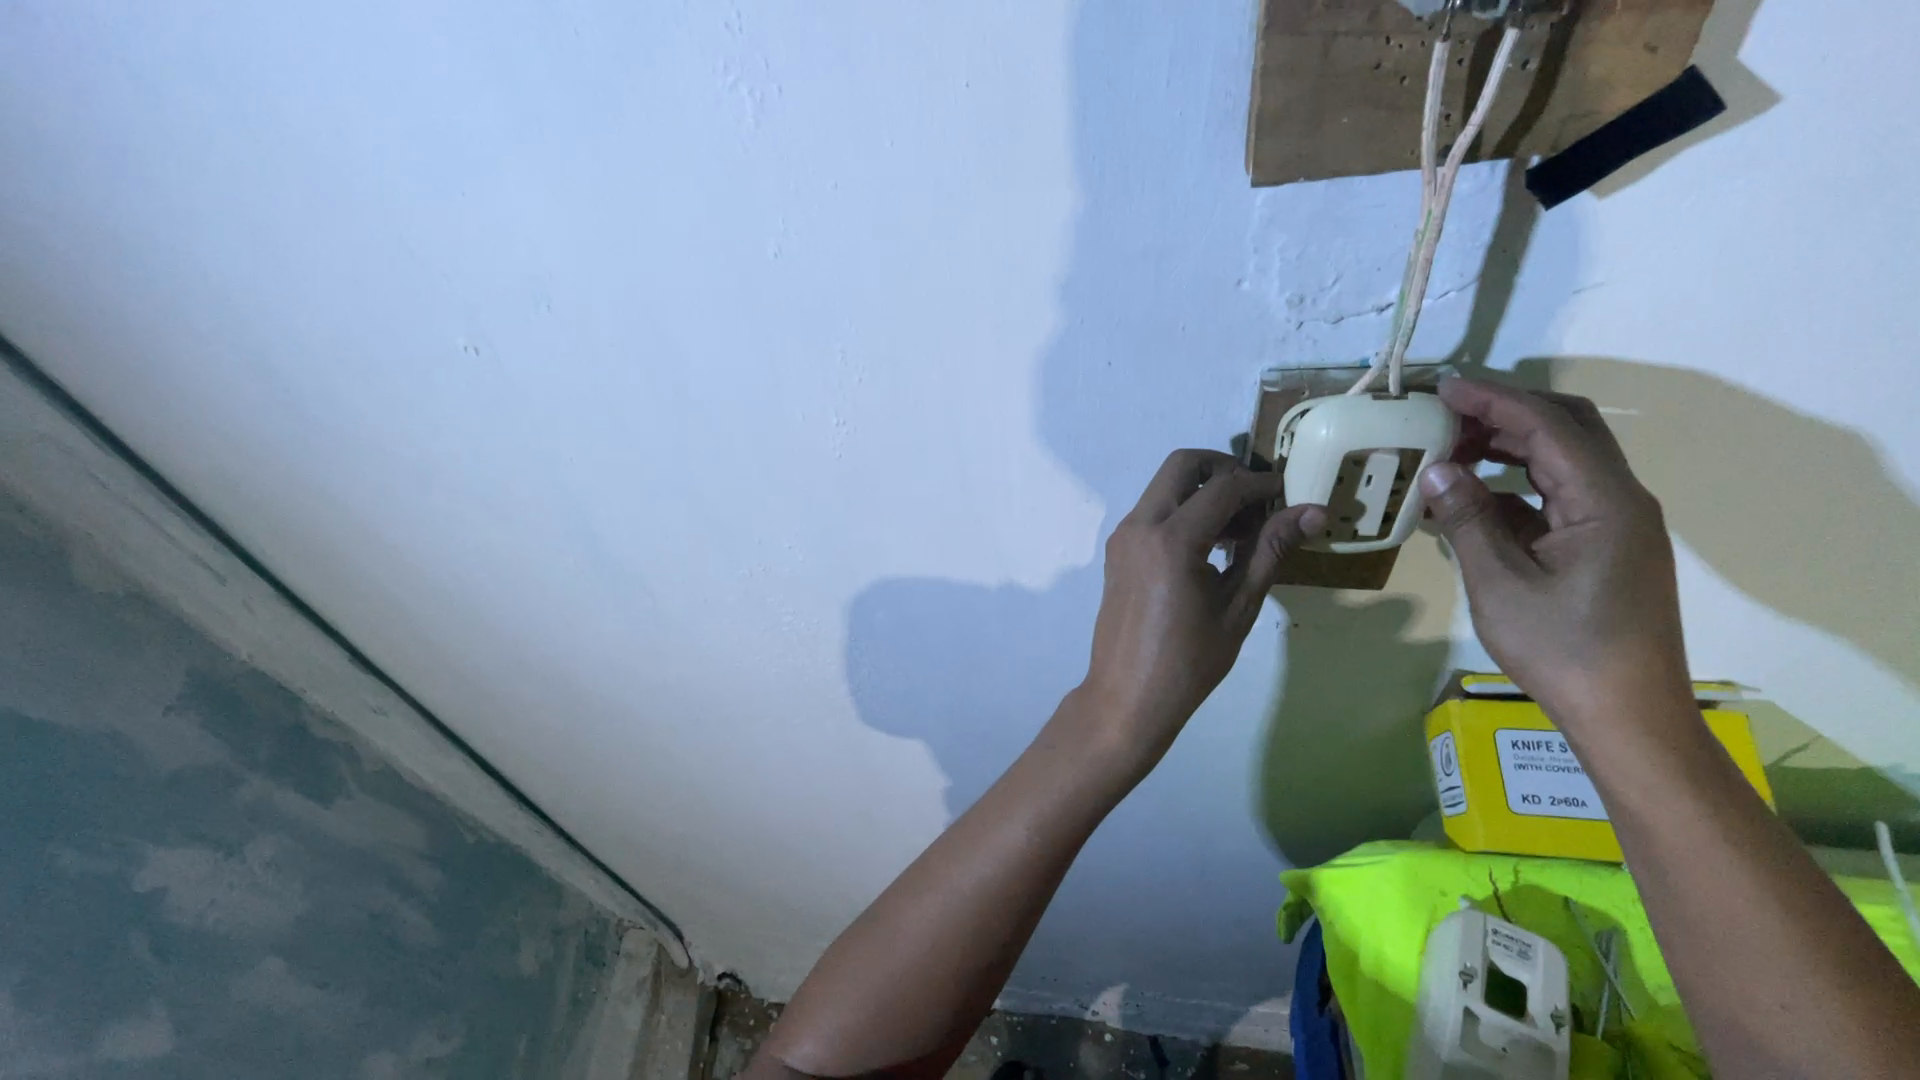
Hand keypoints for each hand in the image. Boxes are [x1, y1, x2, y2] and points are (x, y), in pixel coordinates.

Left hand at [1079, 450, 1325, 768]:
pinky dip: (1183, 510)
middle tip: (1258, 501)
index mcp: (1171, 540)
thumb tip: (1313, 512)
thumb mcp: (1238, 606)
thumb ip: (1270, 550)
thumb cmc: (1189, 661)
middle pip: (1183, 464)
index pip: (1224, 486)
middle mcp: (1140, 525)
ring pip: (1165, 485)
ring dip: (1204, 491)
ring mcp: (1123, 536)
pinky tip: (1213, 546)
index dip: (1262, 485)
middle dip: (1225, 469)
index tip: (1290, 497)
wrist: (1126, 697)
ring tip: (1242, 530)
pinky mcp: (1118, 550)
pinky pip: (1153, 510)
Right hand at [1420, 378, 1687, 726]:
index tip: (1442, 388)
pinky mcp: (1605, 545)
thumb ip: (1467, 520)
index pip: (1547, 426)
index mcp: (1605, 501)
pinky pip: (1558, 495)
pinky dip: (1515, 485)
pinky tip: (1472, 498)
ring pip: (1563, 460)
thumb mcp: (1500, 585)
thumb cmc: (1562, 650)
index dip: (1493, 400)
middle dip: (1505, 413)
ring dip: (1509, 446)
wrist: (1627, 713)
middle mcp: (1620, 498)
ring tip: (1451, 450)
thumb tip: (1436, 469)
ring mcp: (1616, 522)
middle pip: (1567, 429)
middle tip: (1445, 414)